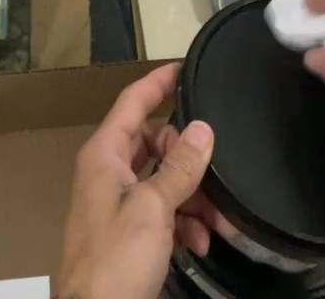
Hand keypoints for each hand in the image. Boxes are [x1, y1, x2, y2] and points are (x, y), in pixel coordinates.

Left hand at [56, 64, 217, 298]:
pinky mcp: (129, 233)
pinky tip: (203, 241)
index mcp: (105, 154)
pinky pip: (162, 211)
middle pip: (154, 142)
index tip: (183, 67)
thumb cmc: (116, 257)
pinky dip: (184, 222)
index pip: (132, 102)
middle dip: (187, 155)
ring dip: (193, 196)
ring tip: (220, 221)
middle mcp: (109, 171)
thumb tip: (202, 127)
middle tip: (216, 168)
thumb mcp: (152, 208)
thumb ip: (179, 167)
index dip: (157, 82)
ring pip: (162, 180)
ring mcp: (118, 203)